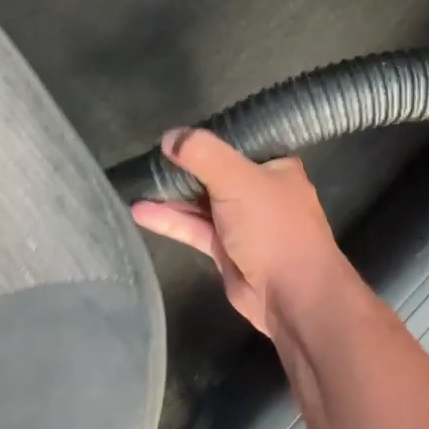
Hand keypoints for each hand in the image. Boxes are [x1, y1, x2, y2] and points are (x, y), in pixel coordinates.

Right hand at [130, 129, 356, 337]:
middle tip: (147, 157)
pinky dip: (169, 219)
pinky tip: (139, 211)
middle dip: (183, 167)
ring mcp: (242, 222)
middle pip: (215, 172)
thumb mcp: (238, 179)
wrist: (292, 295)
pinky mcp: (225, 249)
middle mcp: (260, 191)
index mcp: (275, 167)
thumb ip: (203, 154)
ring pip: (201, 201)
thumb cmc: (273, 227)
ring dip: (171, 194)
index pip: (237, 144)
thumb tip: (170, 136)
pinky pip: (194, 227)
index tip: (174, 134)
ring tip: (136, 182)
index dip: (207, 138)